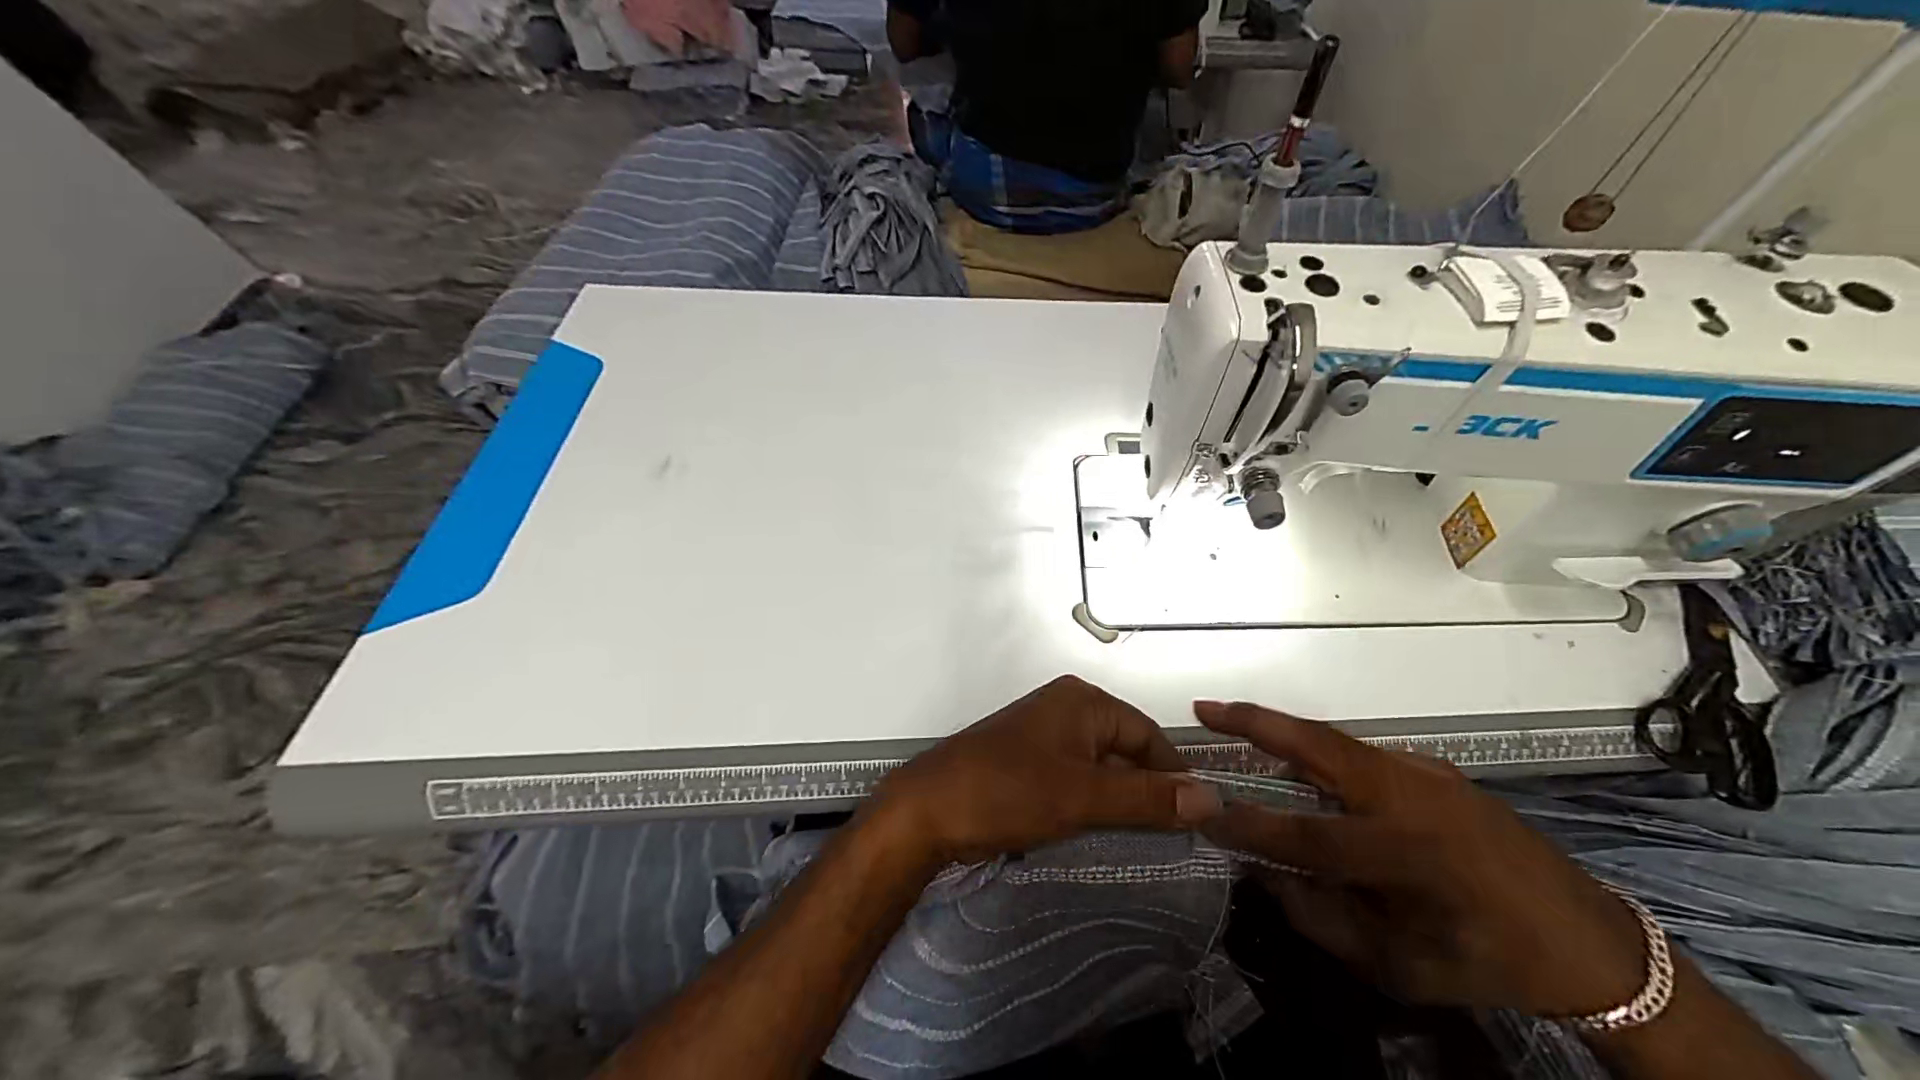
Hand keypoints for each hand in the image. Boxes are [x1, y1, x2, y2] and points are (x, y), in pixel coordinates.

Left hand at [871, 676, 1222, 864]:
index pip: (1149, 735)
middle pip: (1126, 749)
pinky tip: (1093, 830)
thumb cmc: (1006, 792)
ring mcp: (1044, 735)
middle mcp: (1066, 709)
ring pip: (1100, 768)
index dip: (1173, 776)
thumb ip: (1149, 799)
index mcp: (1083, 702)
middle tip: (1168, 835)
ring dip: (1117, 799)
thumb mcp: (1085, 796)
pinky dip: (1089, 802)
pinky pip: (1074, 778)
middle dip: (1145, 790)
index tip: (1195, 818)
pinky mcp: (1027, 762)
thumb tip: (1211, 799)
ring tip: (1133, 837)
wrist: (928, 811)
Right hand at [1197, 701, 1647, 1018]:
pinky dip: (1321, 755)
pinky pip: (1364, 756)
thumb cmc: (1489, 962)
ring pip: (1337, 742)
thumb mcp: (1399, 967)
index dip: (1245, 826)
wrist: (1592, 944)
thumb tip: (1263, 875)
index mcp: (1406, 854)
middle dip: (1254, 722)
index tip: (1201, 815)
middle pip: (1317, 745)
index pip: (1302, 834)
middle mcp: (1413, 798)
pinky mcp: (1438, 770)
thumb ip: (1321, 918)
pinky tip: (1307, 774)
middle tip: (1203, 708)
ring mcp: (1428, 775)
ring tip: (1236, 728)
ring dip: (1283, 733)